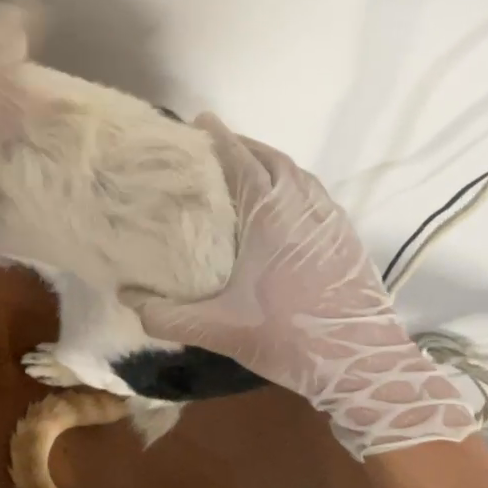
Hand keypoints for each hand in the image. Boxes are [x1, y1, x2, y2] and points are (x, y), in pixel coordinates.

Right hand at [134, 116, 476, 458]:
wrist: (363, 365)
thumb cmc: (287, 337)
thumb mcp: (213, 329)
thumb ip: (162, 315)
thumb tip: (125, 297)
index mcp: (272, 218)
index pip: (242, 162)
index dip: (219, 139)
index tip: (198, 122)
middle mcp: (303, 209)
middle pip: (272, 160)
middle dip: (242, 146)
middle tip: (211, 145)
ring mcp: (330, 223)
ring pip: (297, 175)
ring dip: (268, 163)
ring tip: (239, 168)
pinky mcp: (345, 240)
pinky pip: (313, 194)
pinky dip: (290, 184)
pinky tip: (276, 204)